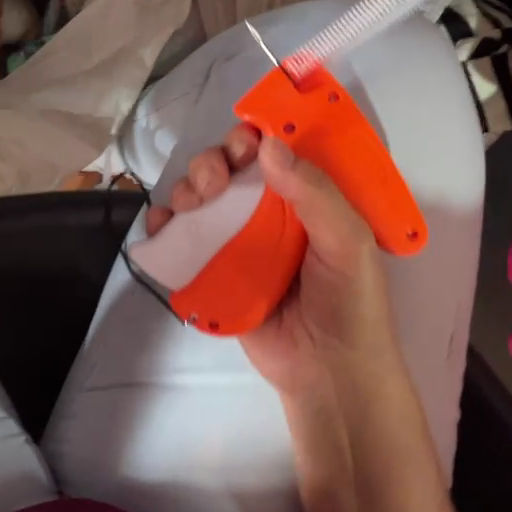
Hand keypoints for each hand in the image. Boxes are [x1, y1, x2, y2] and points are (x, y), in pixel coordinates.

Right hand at [144, 124, 403, 401]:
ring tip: (189, 204)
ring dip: (185, 188)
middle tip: (214, 183)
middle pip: (227, 169)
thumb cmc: (350, 303)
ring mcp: (235, 243)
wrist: (325, 373)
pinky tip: (162, 225)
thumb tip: (267, 146)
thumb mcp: (349, 242)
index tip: (242, 145)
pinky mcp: (210, 271)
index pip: (273, 152)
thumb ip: (315, 193)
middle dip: (212, 162)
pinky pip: (179, 240)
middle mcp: (267, 213)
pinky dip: (163, 225)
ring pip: (199, 198)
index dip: (252, 138)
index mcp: (305, 199)